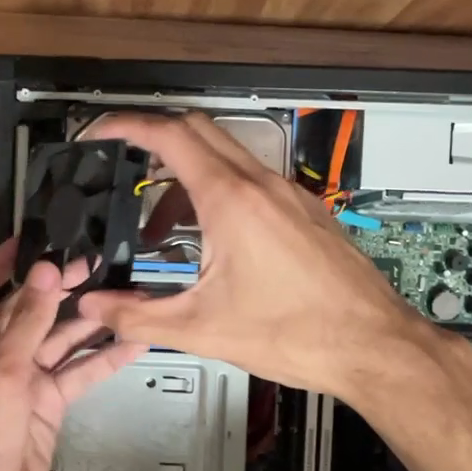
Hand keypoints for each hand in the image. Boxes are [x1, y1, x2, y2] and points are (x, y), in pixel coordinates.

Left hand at [0, 244, 146, 470]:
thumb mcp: (0, 376)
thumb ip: (26, 324)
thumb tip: (46, 270)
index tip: (33, 238)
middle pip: (26, 310)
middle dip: (57, 287)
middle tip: (96, 262)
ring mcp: (24, 384)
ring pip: (58, 341)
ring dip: (87, 321)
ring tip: (125, 294)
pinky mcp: (49, 409)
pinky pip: (78, 375)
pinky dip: (103, 360)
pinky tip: (134, 342)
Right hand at [76, 112, 464, 401]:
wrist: (373, 345)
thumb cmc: (303, 333)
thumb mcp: (202, 330)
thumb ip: (138, 317)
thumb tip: (98, 308)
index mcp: (232, 202)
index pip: (170, 135)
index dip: (128, 125)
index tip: (104, 129)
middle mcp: (264, 187)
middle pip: (199, 131)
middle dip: (155, 142)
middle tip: (127, 165)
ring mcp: (290, 196)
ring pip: (229, 158)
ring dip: (189, 176)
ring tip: (165, 225)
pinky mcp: (307, 213)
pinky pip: (255, 182)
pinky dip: (222, 193)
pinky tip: (215, 240)